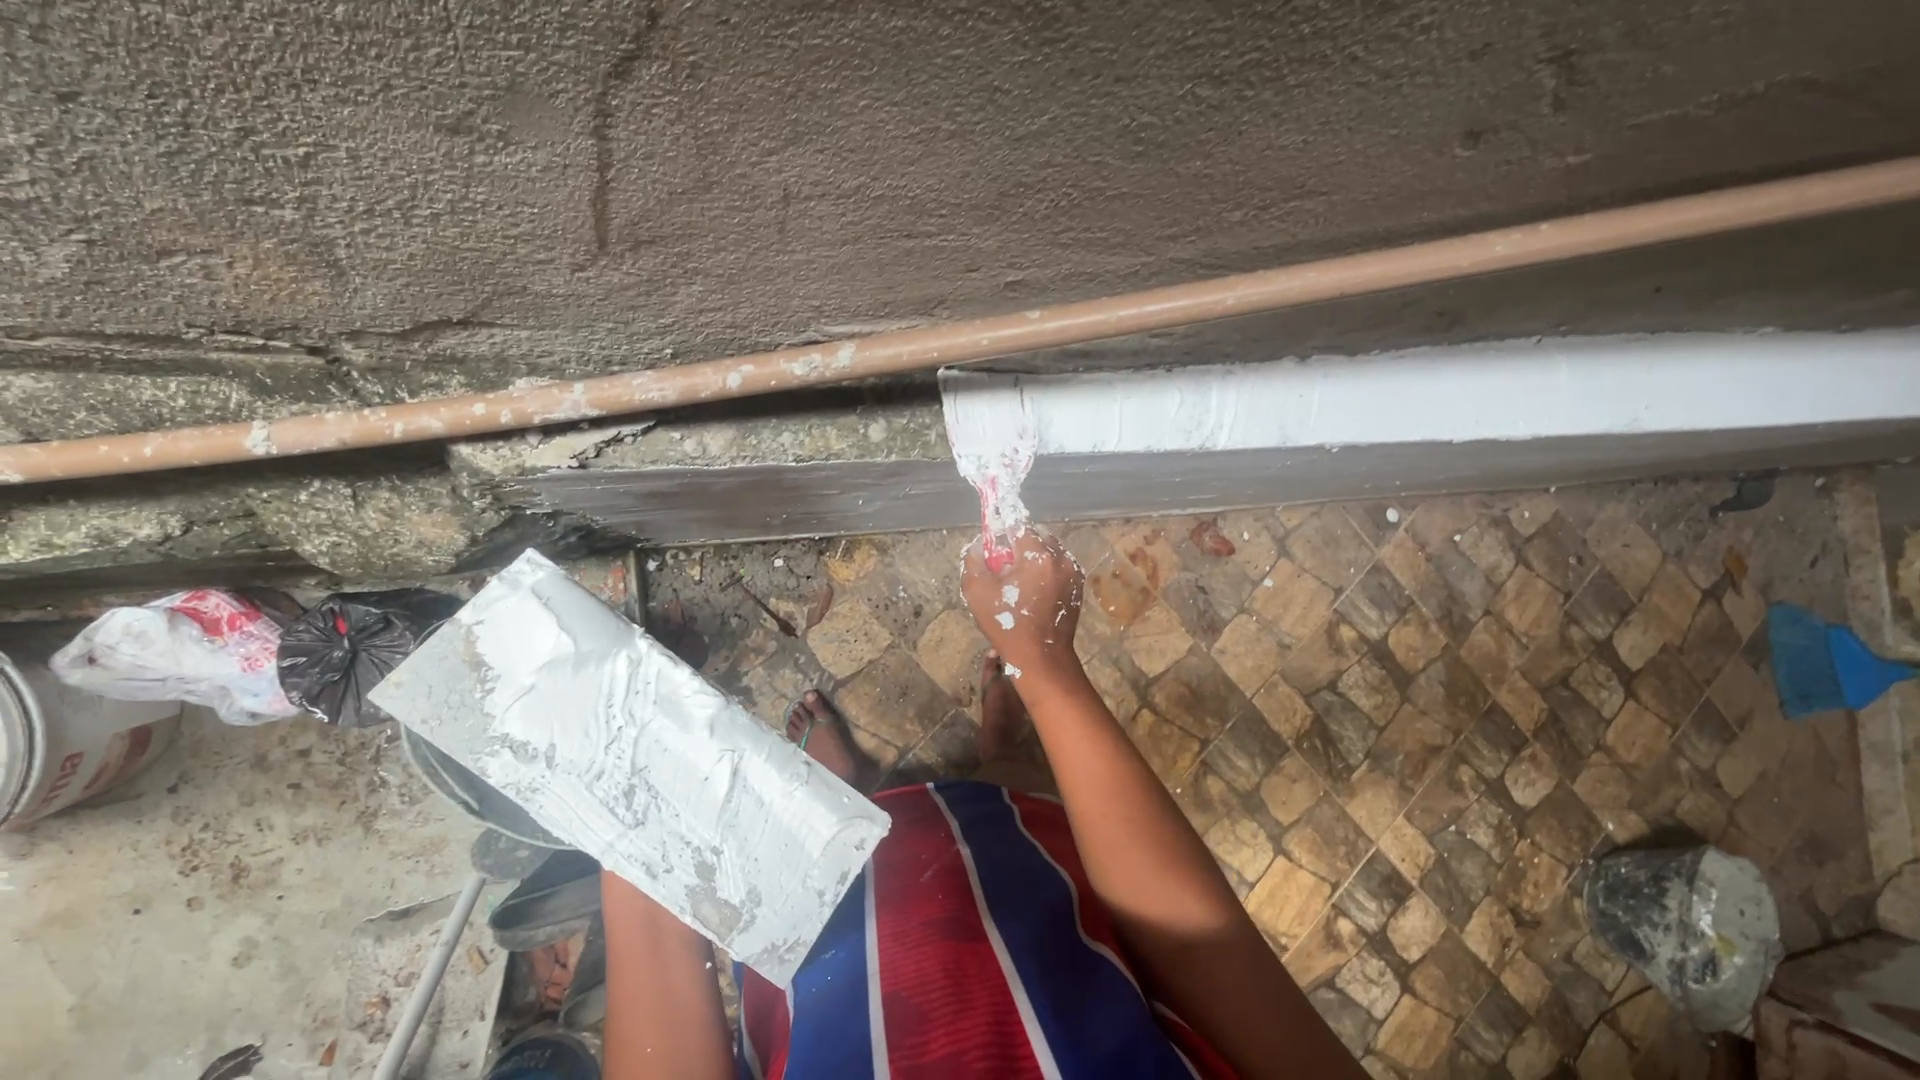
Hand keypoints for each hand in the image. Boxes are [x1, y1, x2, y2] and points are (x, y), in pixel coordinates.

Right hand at [962, 528, 1084, 684]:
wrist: (1041, 657)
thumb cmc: (1007, 626)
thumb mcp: (977, 592)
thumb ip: (974, 559)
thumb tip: (981, 544)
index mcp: (1037, 555)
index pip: (1018, 525)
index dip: (1003, 528)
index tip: (993, 535)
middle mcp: (1060, 558)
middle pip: (1036, 536)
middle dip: (1019, 545)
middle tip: (1004, 566)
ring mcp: (1073, 572)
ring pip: (1049, 551)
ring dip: (1034, 557)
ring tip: (1019, 581)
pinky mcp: (1077, 586)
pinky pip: (1058, 566)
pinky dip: (1046, 570)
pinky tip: (1034, 590)